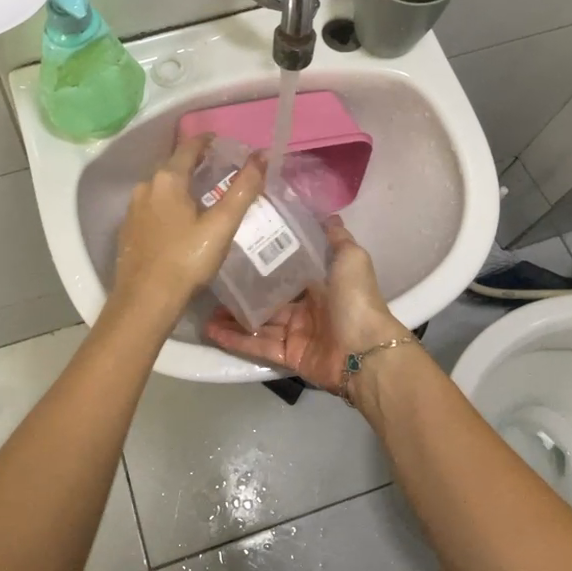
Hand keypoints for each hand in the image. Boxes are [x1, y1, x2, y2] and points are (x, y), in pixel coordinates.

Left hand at [110, 134, 263, 320]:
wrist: (145, 301)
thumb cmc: (186, 260)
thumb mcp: (221, 225)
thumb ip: (242, 189)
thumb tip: (261, 156)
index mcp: (167, 179)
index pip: (188, 147)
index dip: (206, 140)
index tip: (221, 141)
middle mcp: (145, 186)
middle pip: (172, 165)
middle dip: (193, 162)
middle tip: (216, 167)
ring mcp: (133, 208)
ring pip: (160, 187)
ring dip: (179, 185)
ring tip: (201, 194)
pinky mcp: (128, 229)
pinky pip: (151, 206)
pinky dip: (167, 204)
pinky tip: (178, 220)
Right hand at [206, 219, 408, 393]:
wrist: (366, 352)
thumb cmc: (356, 299)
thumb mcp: (351, 258)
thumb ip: (337, 238)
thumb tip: (329, 214)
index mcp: (320, 284)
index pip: (286, 270)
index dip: (265, 261)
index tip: (238, 247)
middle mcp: (307, 307)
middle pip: (268, 298)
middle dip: (243, 292)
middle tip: (213, 279)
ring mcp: (296, 334)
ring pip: (259, 323)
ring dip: (233, 317)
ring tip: (205, 308)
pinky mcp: (289, 356)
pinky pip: (259, 346)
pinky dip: (236, 340)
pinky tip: (211, 330)